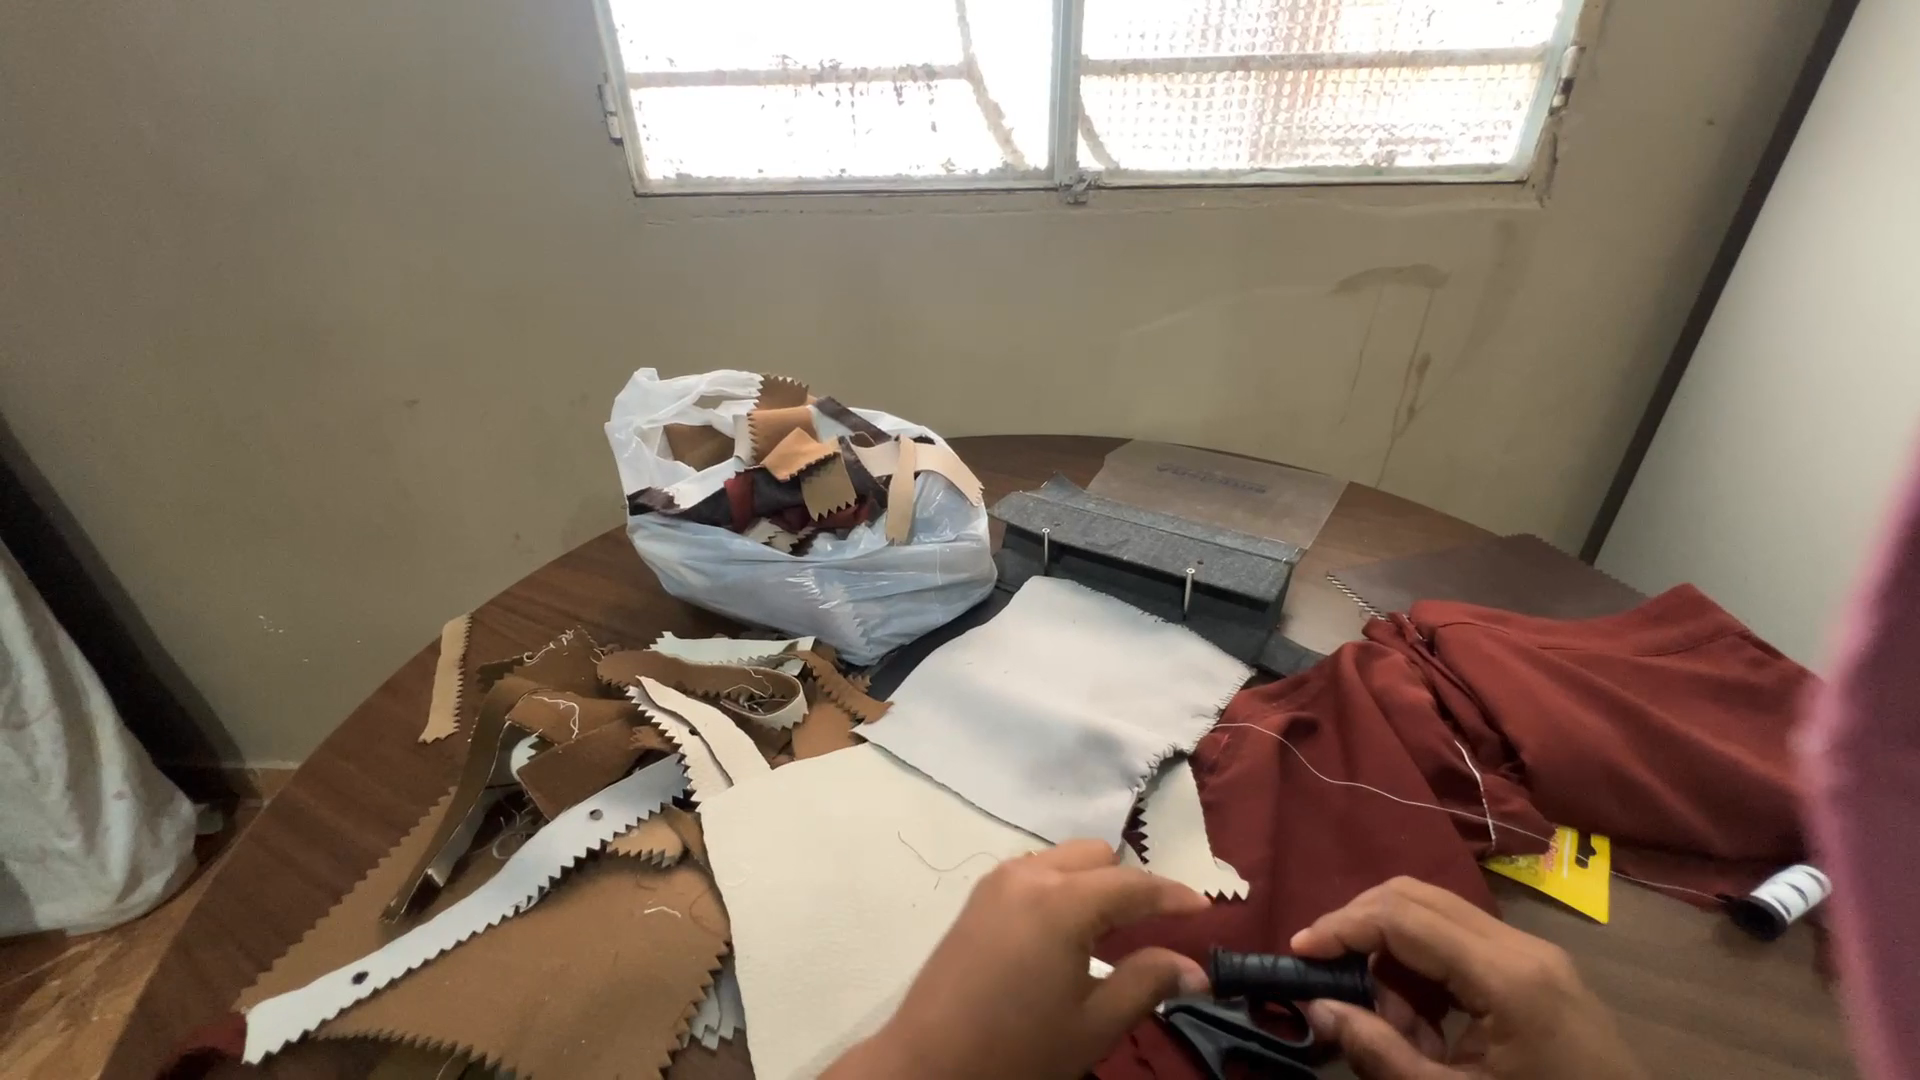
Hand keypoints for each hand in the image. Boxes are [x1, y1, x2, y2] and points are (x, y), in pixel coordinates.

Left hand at [825, 838, 1210, 1079]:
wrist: (928, 1063)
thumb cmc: (1018, 1050)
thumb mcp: (1093, 1024)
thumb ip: (1146, 983)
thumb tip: (1193, 968)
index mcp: (1061, 901)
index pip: (1131, 883)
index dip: (1171, 894)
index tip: (1203, 907)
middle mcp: (1029, 874)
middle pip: (1096, 857)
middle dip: (1128, 884)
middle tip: (1150, 929)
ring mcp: (998, 880)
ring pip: (1063, 860)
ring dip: (1093, 884)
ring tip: (1108, 936)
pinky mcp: (979, 895)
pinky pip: (1035, 873)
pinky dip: (1061, 889)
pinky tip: (1065, 936)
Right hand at [1291, 877, 1645, 1079]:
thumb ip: (1382, 1054)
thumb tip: (1316, 1006)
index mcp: (1508, 978)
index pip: (1400, 917)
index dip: (1341, 927)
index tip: (1300, 951)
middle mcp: (1521, 947)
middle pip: (1413, 896)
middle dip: (1360, 927)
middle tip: (1332, 973)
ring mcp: (1535, 954)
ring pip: (1432, 911)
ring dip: (1392, 950)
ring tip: (1389, 1018)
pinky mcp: (1539, 969)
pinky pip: (1458, 938)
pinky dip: (1423, 964)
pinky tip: (1424, 1019)